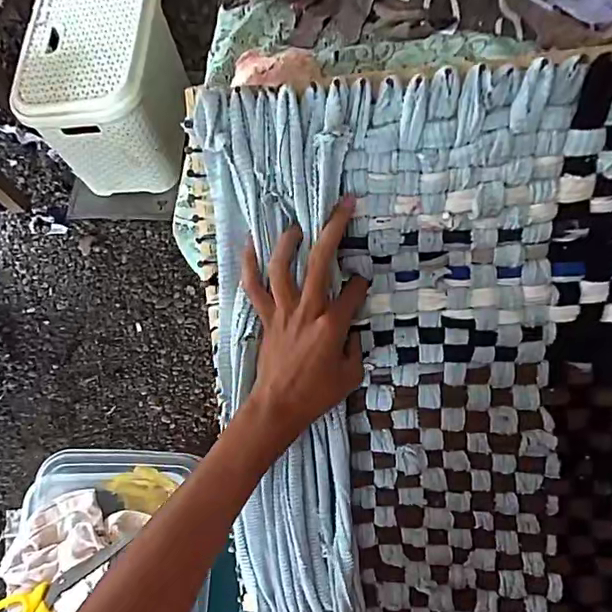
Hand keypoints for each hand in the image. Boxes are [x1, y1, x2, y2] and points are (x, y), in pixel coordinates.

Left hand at [239, 198, 367, 443]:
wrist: (278, 406)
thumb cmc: (316, 394)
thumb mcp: (350, 375)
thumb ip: (354, 347)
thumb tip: (350, 330)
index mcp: (332, 324)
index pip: (354, 290)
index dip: (361, 283)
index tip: (362, 283)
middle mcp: (307, 309)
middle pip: (321, 260)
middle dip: (335, 228)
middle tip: (344, 205)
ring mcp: (283, 311)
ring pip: (283, 266)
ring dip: (289, 241)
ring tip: (296, 225)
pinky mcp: (266, 318)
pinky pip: (255, 288)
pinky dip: (250, 266)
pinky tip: (250, 247)